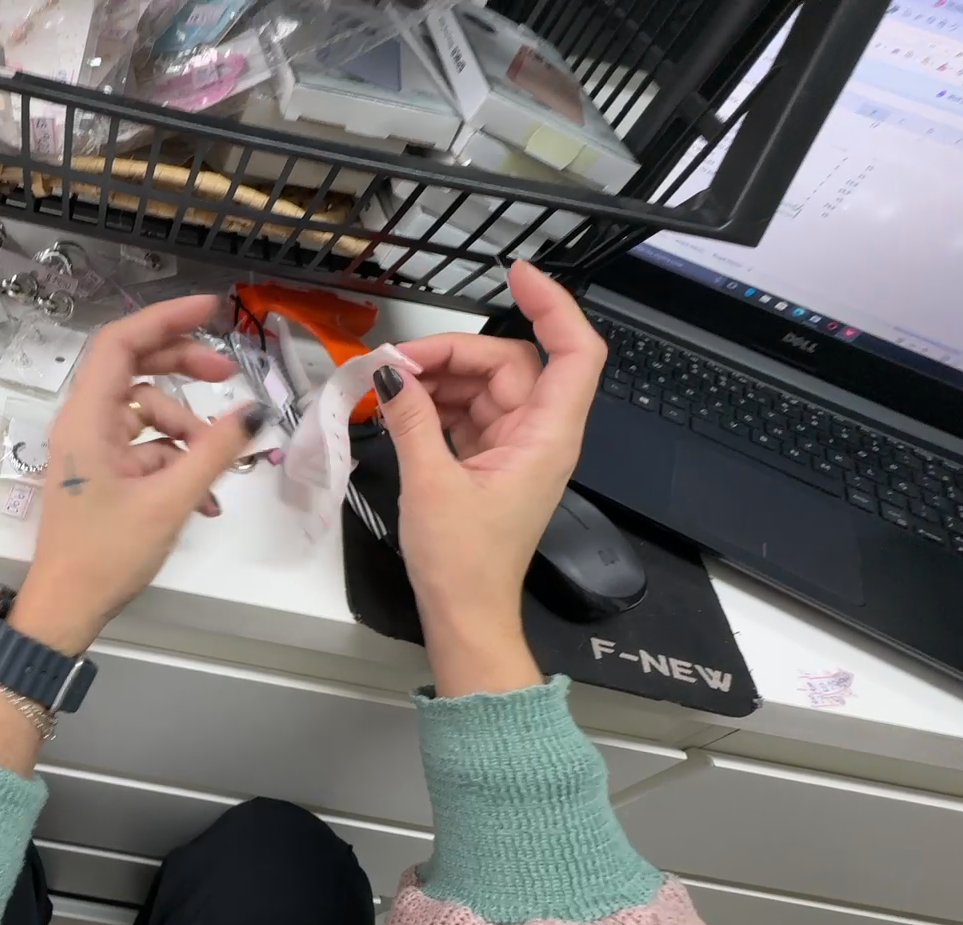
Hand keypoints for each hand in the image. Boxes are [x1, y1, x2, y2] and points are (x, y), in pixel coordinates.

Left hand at [0, 296, 269, 774]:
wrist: (67, 607)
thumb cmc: (108, 555)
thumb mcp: (169, 501)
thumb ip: (214, 451)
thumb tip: (253, 411)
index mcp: (86, 418)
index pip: (120, 342)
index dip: (165, 318)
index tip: (213, 309)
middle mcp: (84, 424)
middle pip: (135, 370)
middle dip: (184, 368)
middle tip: (228, 373)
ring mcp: (93, 449)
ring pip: (146, 414)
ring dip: (188, 434)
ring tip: (215, 473)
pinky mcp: (103, 472)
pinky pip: (145, 449)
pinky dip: (176, 463)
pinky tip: (204, 499)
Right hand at [372, 261, 607, 696]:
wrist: (463, 611)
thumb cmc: (460, 559)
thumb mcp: (430, 484)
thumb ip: (412, 420)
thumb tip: (390, 372)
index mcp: (546, 437)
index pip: (573, 352)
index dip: (553, 305)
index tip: (515, 274)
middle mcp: (537, 435)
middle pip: (509, 365)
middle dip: (453, 355)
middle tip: (395, 363)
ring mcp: (512, 448)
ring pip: (483, 389)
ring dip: (438, 381)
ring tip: (389, 387)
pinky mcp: (487, 462)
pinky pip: (465, 416)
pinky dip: (434, 407)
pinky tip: (400, 409)